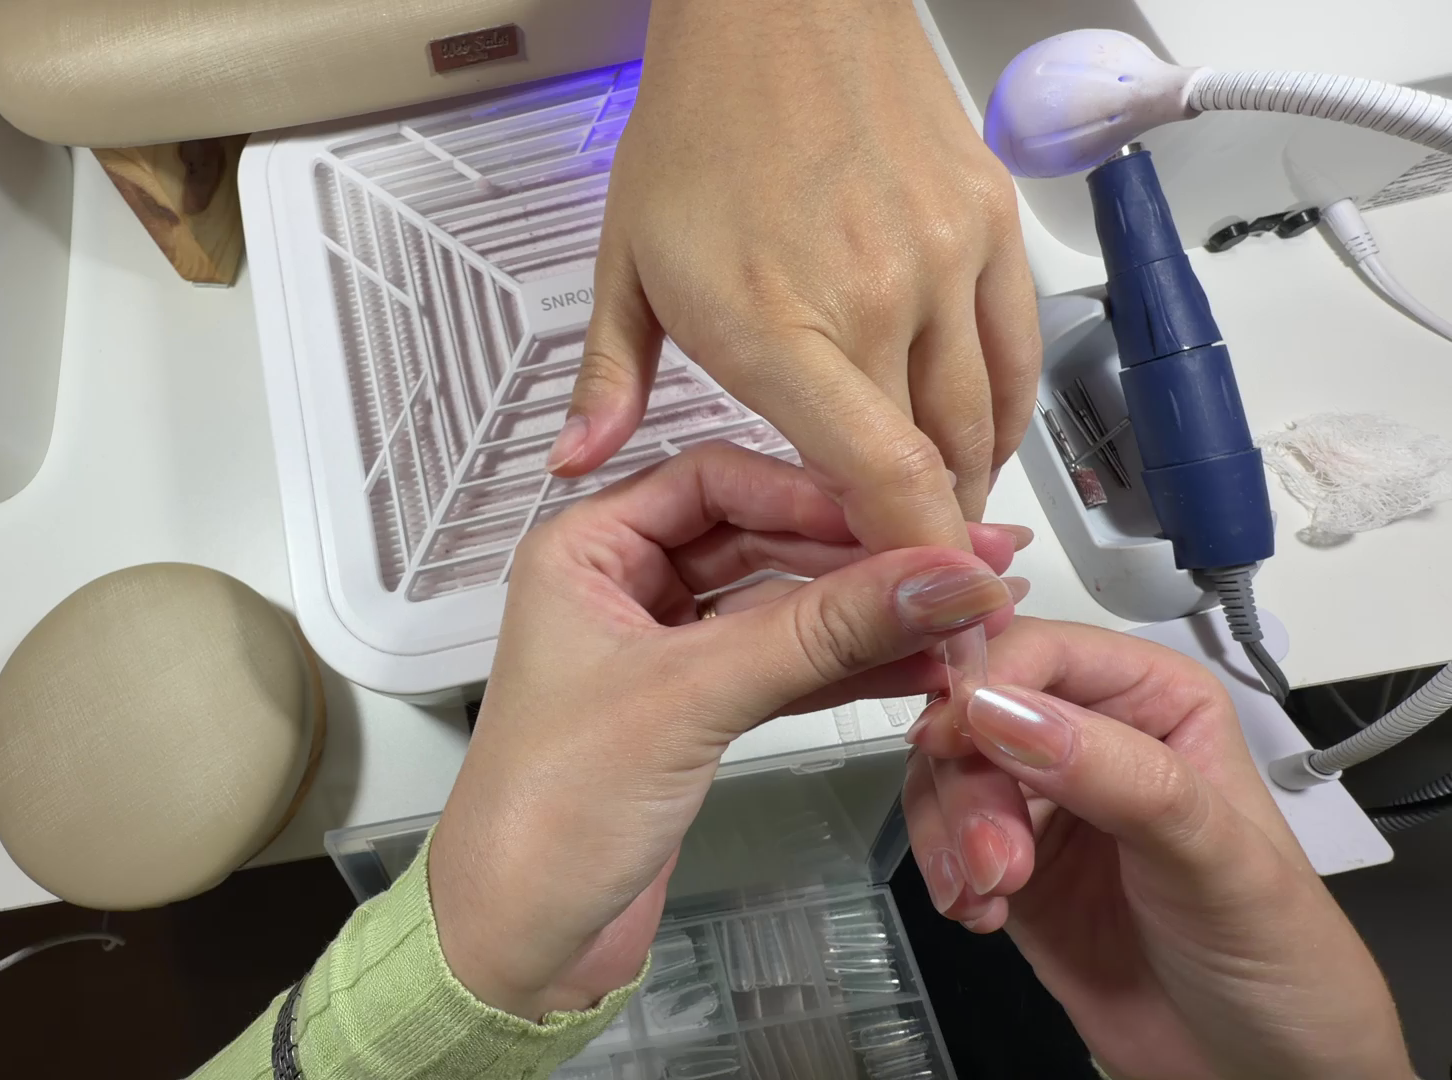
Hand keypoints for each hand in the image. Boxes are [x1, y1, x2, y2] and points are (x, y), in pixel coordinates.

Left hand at [427, 442, 1029, 1020]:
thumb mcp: (690, 696)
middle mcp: (617, 582)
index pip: (710, 480)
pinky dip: (838, 664)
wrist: (524, 929)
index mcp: (583, 549)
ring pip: (771, 601)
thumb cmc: (555, 805)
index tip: (907, 513)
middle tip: (956, 563)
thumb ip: (821, 632)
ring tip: (957, 615)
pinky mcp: (688, 700)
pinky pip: (774, 659)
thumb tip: (944, 575)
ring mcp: (656, 642)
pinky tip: (913, 665)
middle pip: (750, 535)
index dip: (810, 491)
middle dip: (849, 552)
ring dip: (857, 611)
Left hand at [549, 0, 1039, 550]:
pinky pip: (1020, 349)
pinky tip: (971, 441)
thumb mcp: (622, 273)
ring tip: (927, 521)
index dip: (901, 554)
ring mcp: (946, 259)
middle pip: (938, 463)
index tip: (904, 600)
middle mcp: (878, 301)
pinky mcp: (987, 226)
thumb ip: (606, 384)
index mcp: (776, 329)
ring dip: (964, 483)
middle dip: (923, 536)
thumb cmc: (695, 136)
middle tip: (902, 580)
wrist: (775, 10)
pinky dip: (1002, 415)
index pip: (873, 475)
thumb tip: (575, 460)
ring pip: (989, 417)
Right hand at [904, 619, 1409, 1079]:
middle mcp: (1076, 728)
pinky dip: (939, 863)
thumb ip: (1122, 779)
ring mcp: (1025, 784)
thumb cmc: (1276, 964)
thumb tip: (999, 712)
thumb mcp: (1220, 865)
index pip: (1040, 650)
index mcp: (1147, 701)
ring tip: (989, 895)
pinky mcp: (988, 835)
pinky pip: (929, 819)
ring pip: (939, 765)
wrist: (1237, 1073)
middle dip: (968, 786)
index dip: (983, 682)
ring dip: (951, 832)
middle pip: (970, 710)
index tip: (950, 738)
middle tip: (992, 859)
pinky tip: (978, 908)